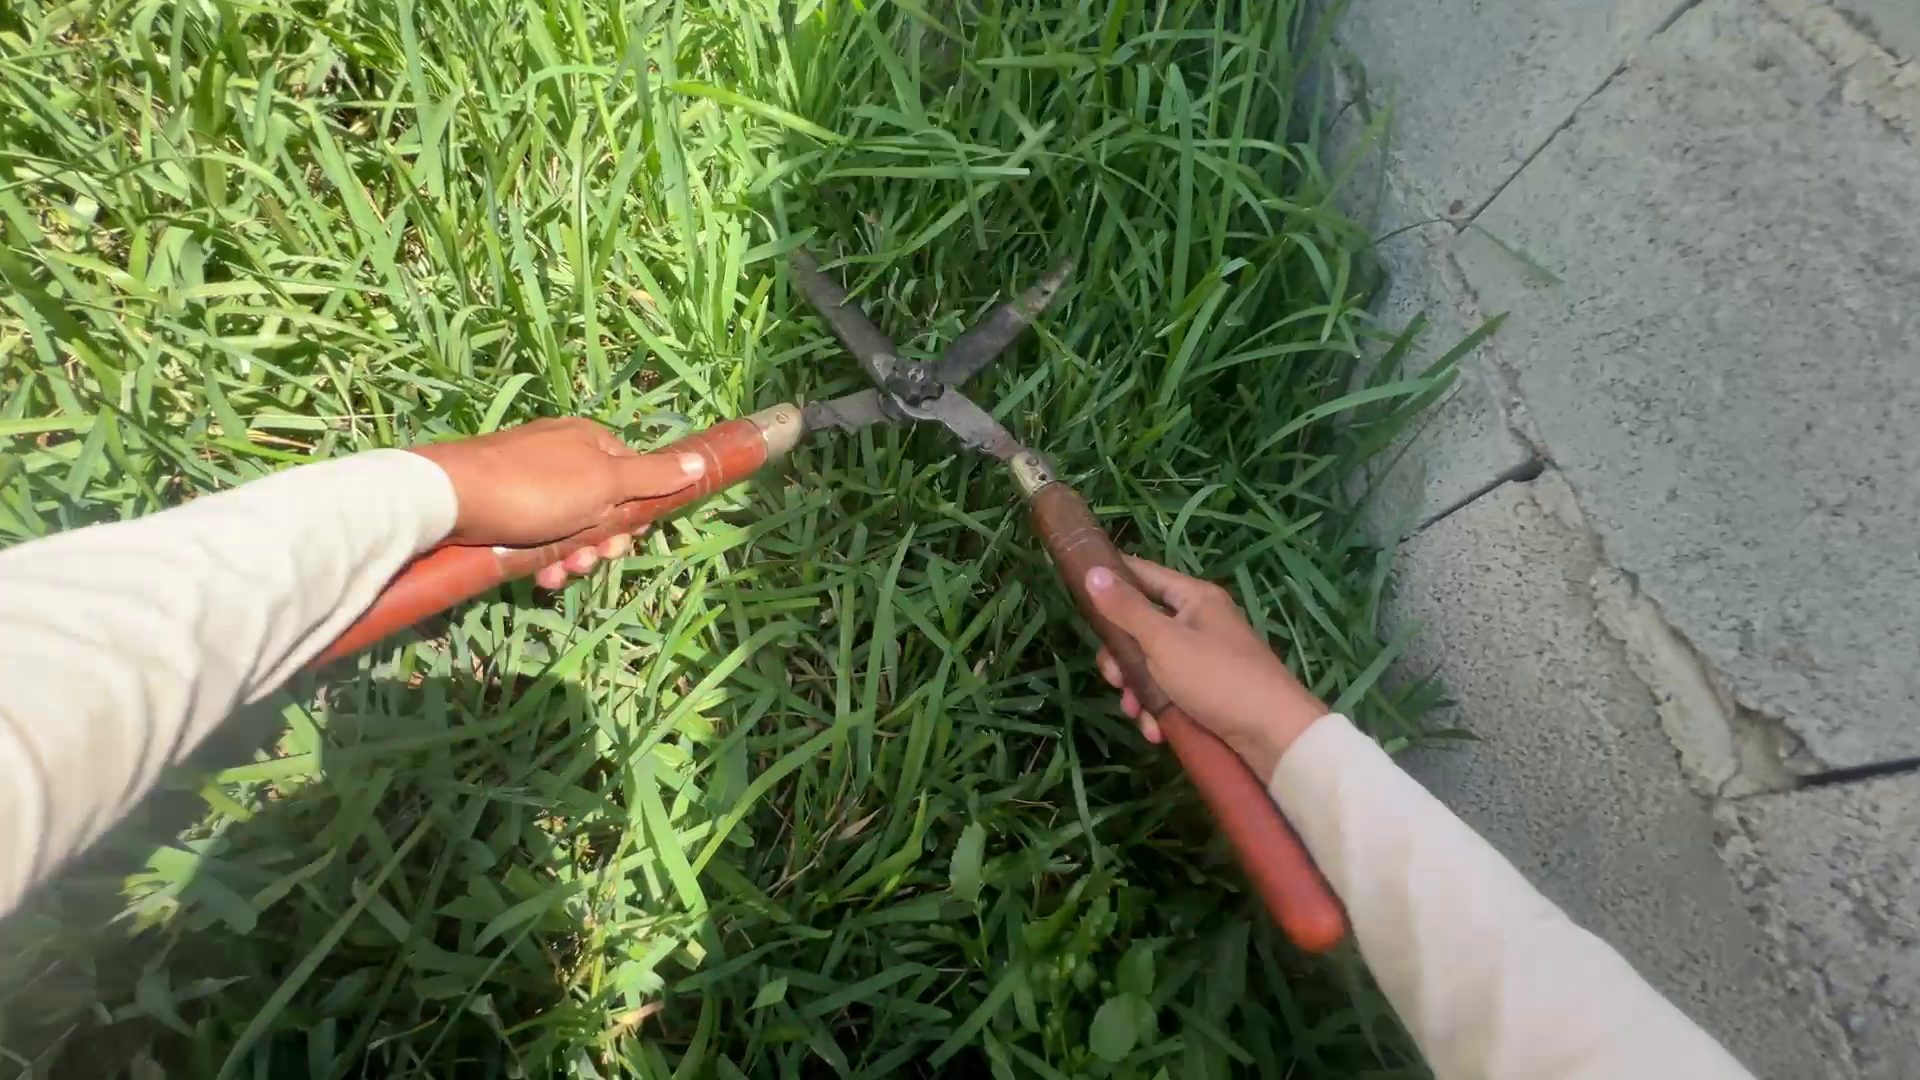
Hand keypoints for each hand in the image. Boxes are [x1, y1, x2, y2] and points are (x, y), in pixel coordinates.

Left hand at [411, 418, 705, 588]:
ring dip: (576, 555)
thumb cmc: (538, 488)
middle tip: (591, 561)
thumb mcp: (606, 483)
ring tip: (561, 574)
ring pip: (574, 524)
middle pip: (606, 505)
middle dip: (603, 541)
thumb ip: (654, 477)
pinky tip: (541, 575)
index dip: (637, 513)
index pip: (636, 477)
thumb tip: (701, 461)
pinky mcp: (505, 502)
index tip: (626, 540)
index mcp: (592, 442)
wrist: (447, 499)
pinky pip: (541, 532)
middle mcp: (565, 455)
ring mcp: (532, 478)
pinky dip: (547, 556)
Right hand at [1085, 555, 1328, 778]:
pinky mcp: (1207, 689)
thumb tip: (1092, 572)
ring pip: (1151, 663)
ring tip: (1136, 713)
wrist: (1275, 736)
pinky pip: (1169, 690)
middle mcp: (1199, 621)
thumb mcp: (1164, 642)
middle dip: (1121, 657)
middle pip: (1140, 626)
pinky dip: (1158, 708)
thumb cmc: (1217, 678)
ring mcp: (1204, 656)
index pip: (1141, 573)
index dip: (1110, 580)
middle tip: (1113, 679)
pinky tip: (1156, 730)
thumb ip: (1126, 609)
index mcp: (1193, 598)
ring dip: (1137, 690)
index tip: (1078, 594)